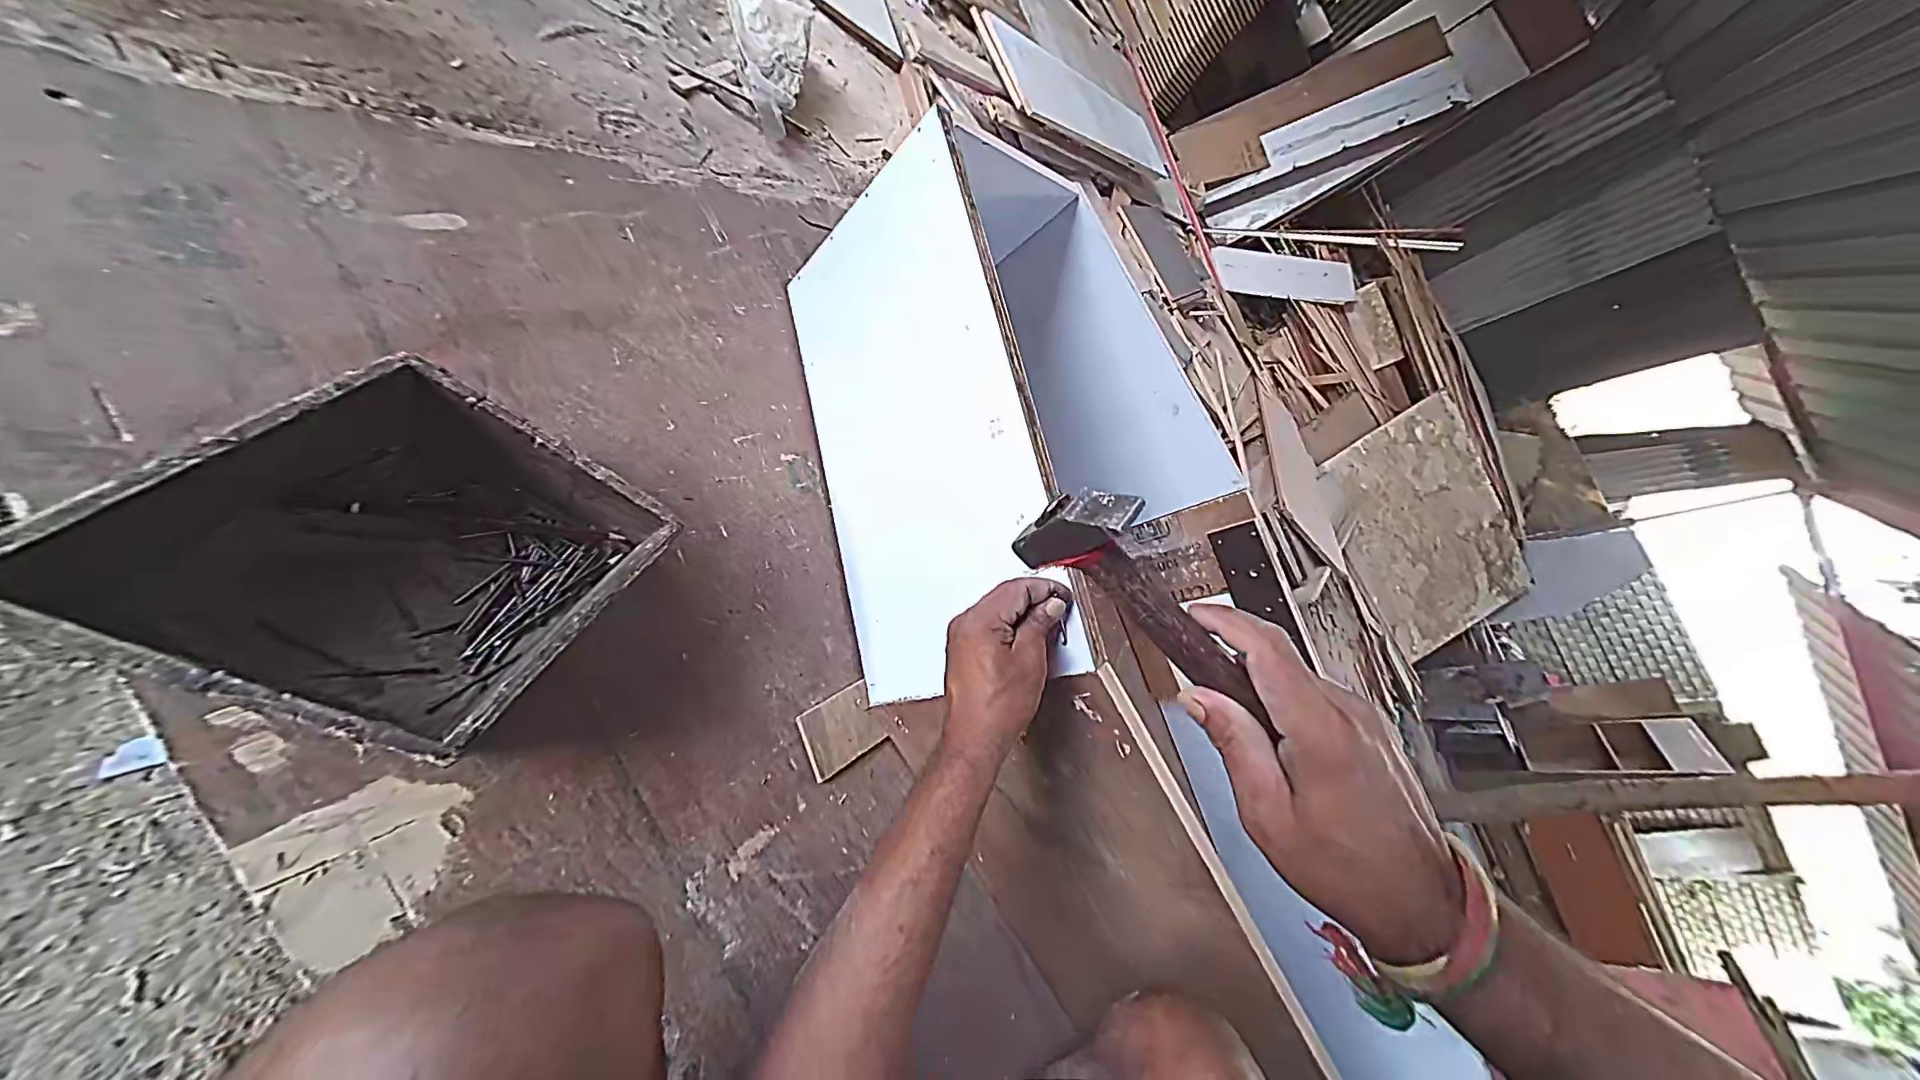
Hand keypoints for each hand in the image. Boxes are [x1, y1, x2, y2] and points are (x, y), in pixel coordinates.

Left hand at [940, 578, 1070, 764]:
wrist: (976, 738)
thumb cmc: (997, 709)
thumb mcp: (1030, 660)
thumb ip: (1040, 624)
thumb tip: (1050, 606)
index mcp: (979, 621)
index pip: (1016, 587)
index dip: (1045, 588)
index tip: (1063, 595)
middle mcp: (965, 624)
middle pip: (1005, 594)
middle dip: (1035, 597)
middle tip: (1060, 607)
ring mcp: (961, 635)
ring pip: (997, 608)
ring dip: (1023, 610)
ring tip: (1048, 622)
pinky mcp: (963, 648)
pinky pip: (989, 623)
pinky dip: (1010, 624)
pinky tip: (1027, 635)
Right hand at [1179, 605, 1461, 964]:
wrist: (1417, 897)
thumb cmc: (1345, 867)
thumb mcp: (1267, 814)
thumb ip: (1234, 744)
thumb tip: (1199, 698)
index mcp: (1321, 731)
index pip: (1267, 650)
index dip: (1225, 622)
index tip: (1196, 613)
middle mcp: (1347, 712)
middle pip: (1280, 652)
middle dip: (1232, 640)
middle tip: (1192, 653)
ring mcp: (1362, 715)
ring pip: (1294, 670)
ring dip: (1253, 671)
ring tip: (1223, 702)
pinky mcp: (1366, 724)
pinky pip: (1311, 690)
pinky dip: (1277, 690)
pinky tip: (1262, 722)